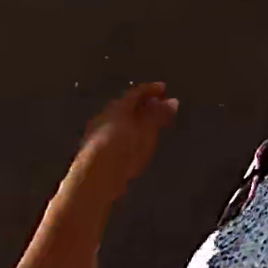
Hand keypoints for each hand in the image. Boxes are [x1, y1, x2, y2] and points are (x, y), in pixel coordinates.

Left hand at [60, 82, 178, 217]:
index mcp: (118, 106)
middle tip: (159, 108)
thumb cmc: (124, 148)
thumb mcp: (148, 130)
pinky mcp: (94, 151)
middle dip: (144, 106)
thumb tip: (173, 101)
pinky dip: (127, 134)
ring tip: (149, 127)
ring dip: (135, 121)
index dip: (152, 89)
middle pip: (128, 106)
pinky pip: (115, 135)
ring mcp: (97, 133)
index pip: (137, 91)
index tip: (164, 89)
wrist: (95, 178)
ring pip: (120, 121)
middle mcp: (105, 115)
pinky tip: (133, 144)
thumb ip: (160, 114)